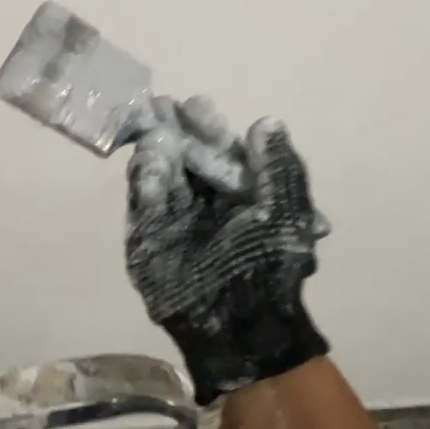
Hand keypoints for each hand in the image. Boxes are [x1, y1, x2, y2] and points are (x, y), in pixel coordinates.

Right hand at [125, 98, 329, 404]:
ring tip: (150, 125)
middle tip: (158, 105)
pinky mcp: (145, 239)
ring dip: (154, 149)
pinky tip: (148, 161)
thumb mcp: (287, 212)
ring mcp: (170, 219)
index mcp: (238, 192)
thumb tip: (266, 122)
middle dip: (170, 128)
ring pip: (158, 175)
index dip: (206, 126)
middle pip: (181, 155)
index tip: (194, 106)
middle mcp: (201, 200)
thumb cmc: (270, 265)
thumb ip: (279, 167)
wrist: (241, 322)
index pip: (217, 149)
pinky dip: (145, 182)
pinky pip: (142, 206)